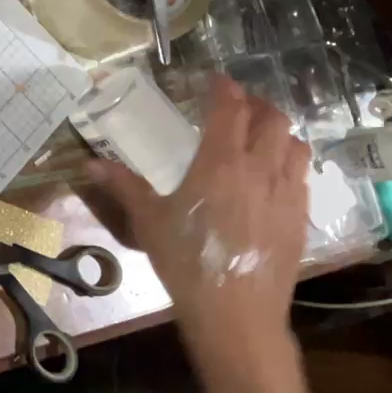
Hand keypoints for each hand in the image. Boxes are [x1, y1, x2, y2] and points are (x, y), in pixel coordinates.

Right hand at [81, 78, 310, 373]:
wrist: (236, 313)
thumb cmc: (185, 261)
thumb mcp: (149, 220)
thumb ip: (124, 185)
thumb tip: (89, 162)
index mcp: (220, 162)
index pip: (229, 109)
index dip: (223, 88)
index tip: (213, 80)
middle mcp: (261, 169)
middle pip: (273, 119)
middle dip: (256, 104)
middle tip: (237, 105)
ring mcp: (287, 193)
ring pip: (296, 144)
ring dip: (279, 131)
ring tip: (260, 135)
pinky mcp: (300, 218)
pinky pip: (302, 176)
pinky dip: (289, 162)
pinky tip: (271, 176)